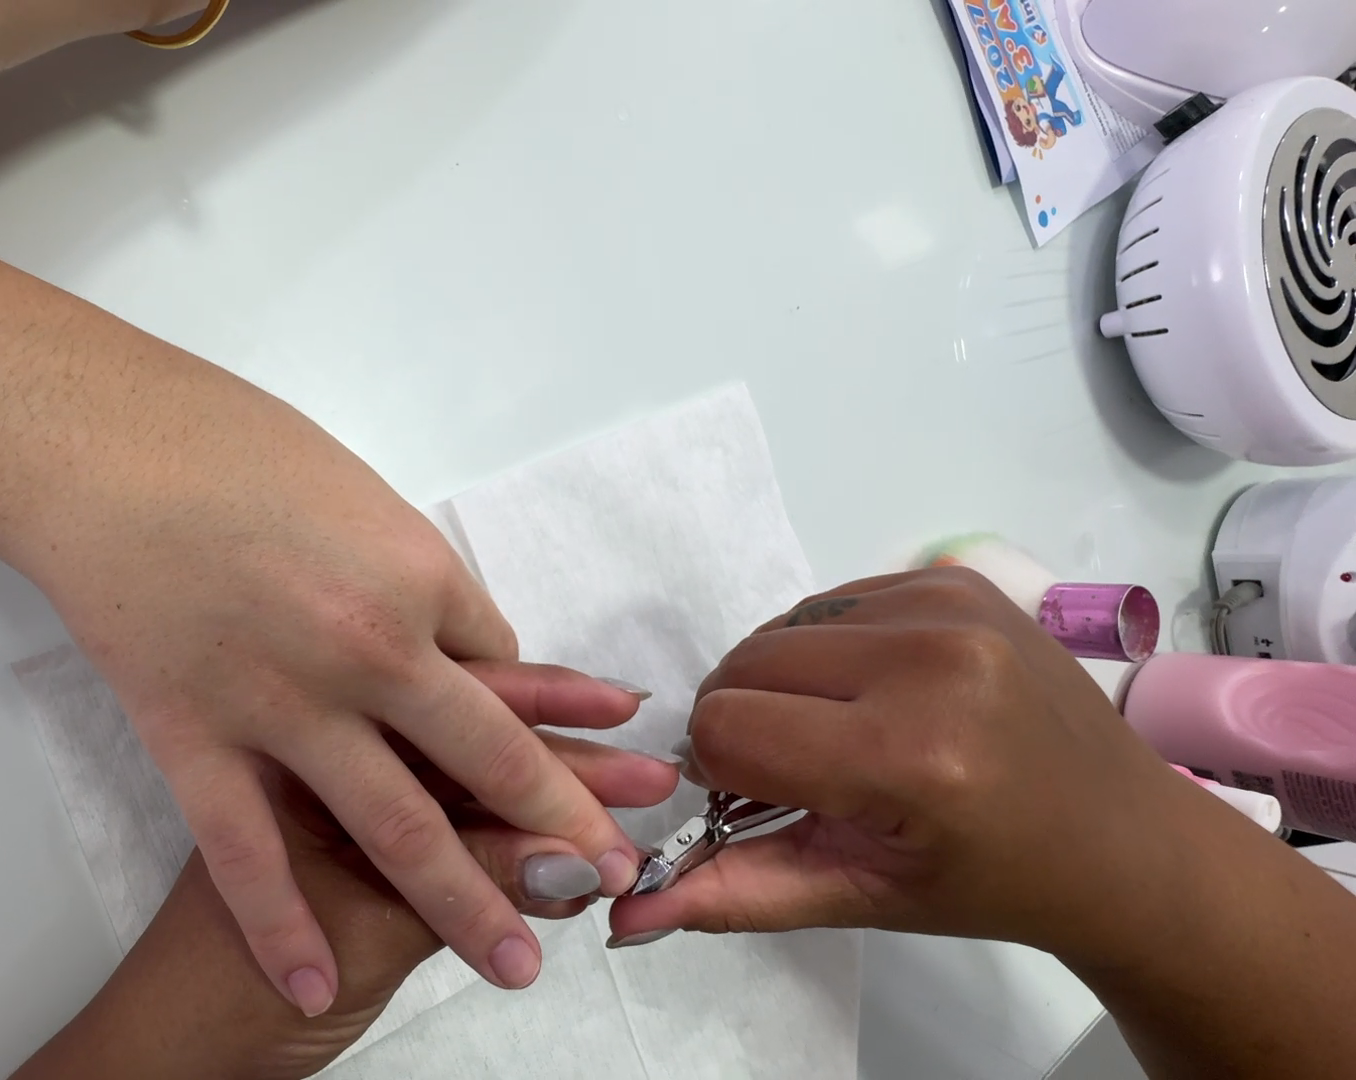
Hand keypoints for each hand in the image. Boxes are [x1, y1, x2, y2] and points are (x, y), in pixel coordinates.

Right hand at [0, 341, 653, 1014]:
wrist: (100, 440)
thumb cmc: (232, 439)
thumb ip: (401, 566)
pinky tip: (312, 986)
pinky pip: (247, 852)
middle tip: (616, 873)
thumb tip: (429, 623)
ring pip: (396, 825)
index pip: (497, 658)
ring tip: (519, 965)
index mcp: (419, 574)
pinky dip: (281, 927)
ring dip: (466, 903)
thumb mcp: (355, 489)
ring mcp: (285, 705)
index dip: (524, 696)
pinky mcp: (193, 738)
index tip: (541, 729)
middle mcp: (374, 651)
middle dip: (560, 818)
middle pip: (489, 754)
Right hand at [607, 567, 1197, 955]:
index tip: (762, 796)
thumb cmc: (989, 881)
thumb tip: (618, 914)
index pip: (726, 729)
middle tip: (799, 764)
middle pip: (739, 667)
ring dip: (778, 681)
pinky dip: (819, 649)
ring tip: (839, 725)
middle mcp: (931, 660)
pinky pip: (820, 604)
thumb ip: (730, 894)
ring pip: (772, 630)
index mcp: (912, 756)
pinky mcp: (949, 576)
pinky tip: (871, 688)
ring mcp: (945, 604)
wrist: (1132, 841)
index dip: (723, 769)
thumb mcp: (855, 897)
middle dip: (744, 720)